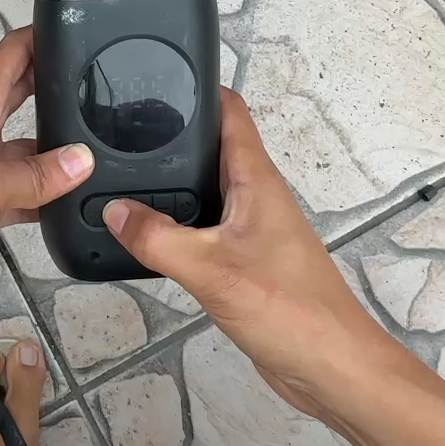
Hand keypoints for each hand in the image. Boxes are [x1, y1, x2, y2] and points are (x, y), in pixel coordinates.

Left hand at [0, 27, 94, 309]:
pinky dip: (39, 198)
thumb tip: (79, 160)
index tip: (77, 24)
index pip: (13, 54)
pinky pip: (15, 194)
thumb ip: (34, 175)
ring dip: (52, 153)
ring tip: (99, 153)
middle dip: (56, 88)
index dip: (42, 36)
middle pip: (22, 96)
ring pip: (23, 150)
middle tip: (100, 84)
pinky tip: (65, 206)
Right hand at [101, 89, 405, 418]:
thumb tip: (113, 210)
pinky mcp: (244, 256)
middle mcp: (254, 193)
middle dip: (171, 130)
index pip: (230, 111)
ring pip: (205, 185)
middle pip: (210, 144)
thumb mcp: (210, 269)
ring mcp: (250, 226)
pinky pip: (203, 222)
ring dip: (171, 178)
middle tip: (120, 123)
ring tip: (121, 170)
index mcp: (255, 179)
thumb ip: (156, 238)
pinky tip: (146, 227)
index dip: (197, 86)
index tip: (155, 75)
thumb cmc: (286, 308)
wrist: (331, 370)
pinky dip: (176, 217)